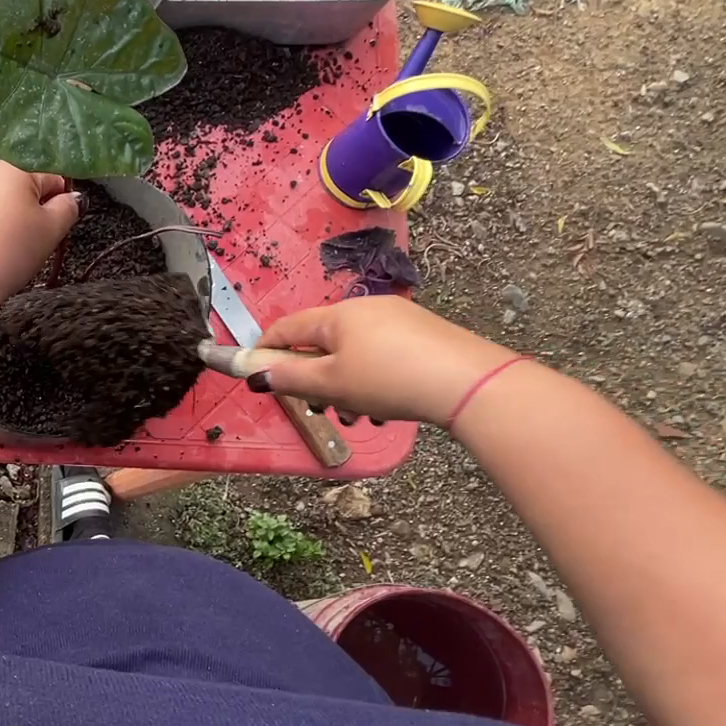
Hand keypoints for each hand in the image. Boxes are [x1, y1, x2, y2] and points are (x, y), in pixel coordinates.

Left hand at [0, 162, 81, 302]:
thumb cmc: (9, 253)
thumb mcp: (51, 231)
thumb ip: (68, 208)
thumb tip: (72, 199)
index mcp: (13, 168)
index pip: (51, 175)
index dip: (60, 201)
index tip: (55, 225)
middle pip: (20, 186)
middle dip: (31, 208)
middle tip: (31, 240)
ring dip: (7, 218)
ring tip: (6, 248)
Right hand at [254, 295, 520, 425]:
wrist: (470, 384)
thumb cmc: (387, 380)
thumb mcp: (329, 385)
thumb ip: (287, 378)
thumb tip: (255, 374)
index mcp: (337, 316)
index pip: (286, 327)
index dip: (265, 350)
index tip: (256, 375)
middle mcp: (365, 309)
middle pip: (320, 344)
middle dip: (313, 378)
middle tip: (319, 407)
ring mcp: (397, 320)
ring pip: (351, 354)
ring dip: (343, 386)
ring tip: (358, 415)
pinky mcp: (423, 335)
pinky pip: (380, 356)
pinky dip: (371, 380)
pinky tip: (385, 407)